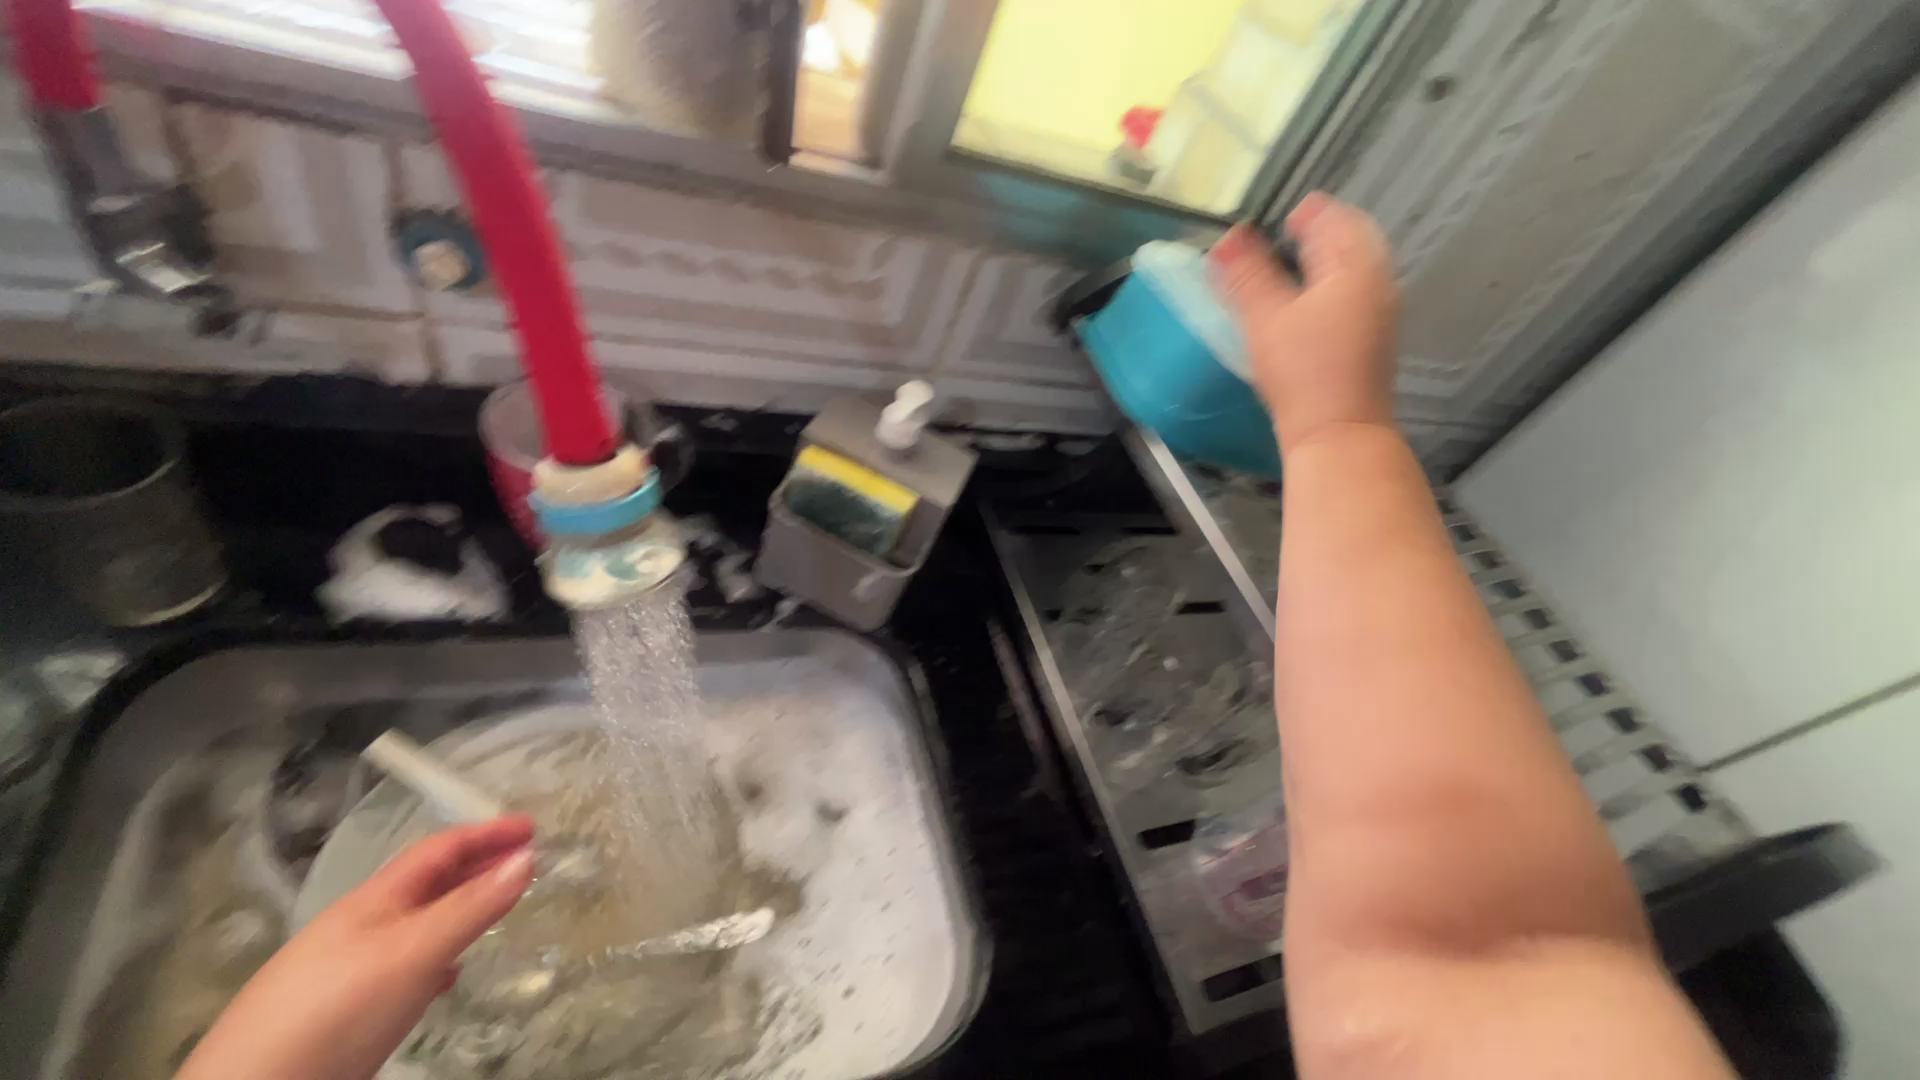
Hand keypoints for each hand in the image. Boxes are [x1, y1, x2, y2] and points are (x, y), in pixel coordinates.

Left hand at [175, 816, 536, 1079]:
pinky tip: (445, 976)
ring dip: (460, 907)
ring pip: (416, 922)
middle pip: (426, 882)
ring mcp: (347, 967)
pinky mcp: (343, 1009)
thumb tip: (528, 856)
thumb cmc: (340, 1007)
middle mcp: (360, 925)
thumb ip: (472, 906)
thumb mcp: (416, 951)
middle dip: (477, 865)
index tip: (532, 826)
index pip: (438, 849)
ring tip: (496, 909)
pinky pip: (404, 963)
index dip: (486, 832)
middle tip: (523, 861)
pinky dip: (438, 954)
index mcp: (375, 900)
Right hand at [1210, 192, 1398, 453]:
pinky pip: (1357, 291)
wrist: (1338, 432)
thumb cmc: (1302, 371)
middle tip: (1286, 233)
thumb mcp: (1264, 318)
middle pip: (1352, 237)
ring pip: (1357, 265)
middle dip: (1320, 230)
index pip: (1331, 218)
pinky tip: (1308, 301)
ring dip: (1327, 257)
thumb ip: (1246, 274)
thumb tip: (1226, 237)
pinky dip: (1333, 282)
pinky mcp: (1374, 338)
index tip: (1275, 218)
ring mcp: (1381, 311)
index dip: (1302, 213)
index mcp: (1355, 264)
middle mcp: (1378, 280)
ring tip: (1293, 264)